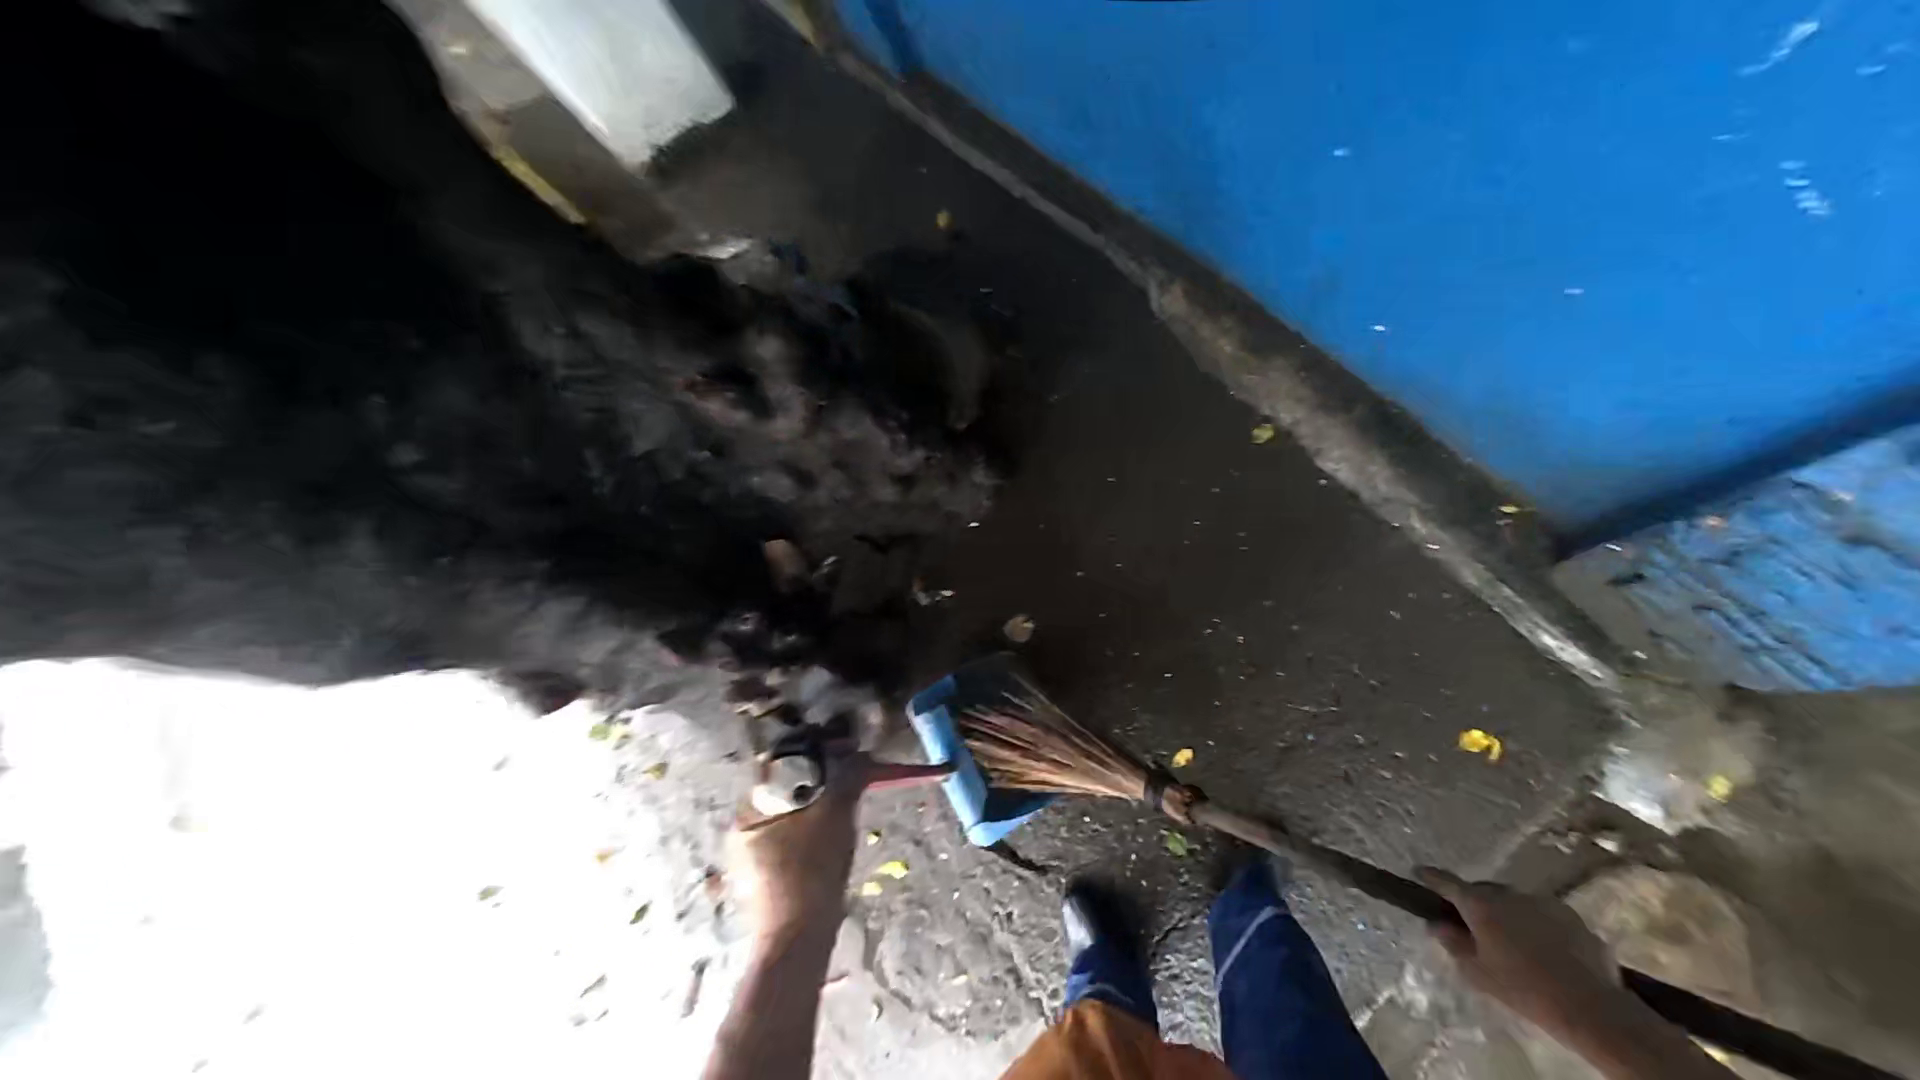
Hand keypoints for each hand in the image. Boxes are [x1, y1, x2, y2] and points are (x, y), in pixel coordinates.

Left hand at [730, 749, 948, 944]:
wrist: (798, 940)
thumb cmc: (812, 871)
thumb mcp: (836, 815)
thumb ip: (848, 778)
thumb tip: (860, 753)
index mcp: (749, 810)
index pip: (779, 766)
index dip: (812, 756)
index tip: (840, 756)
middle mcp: (740, 830)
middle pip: (783, 790)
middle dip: (816, 784)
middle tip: (845, 787)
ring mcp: (747, 858)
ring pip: (787, 816)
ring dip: (814, 809)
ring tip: (842, 815)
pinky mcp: (760, 880)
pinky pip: (787, 841)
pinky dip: (808, 834)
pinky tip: (828, 845)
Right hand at [1416, 867, 1622, 1037]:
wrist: (1593, 1009)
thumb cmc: (1524, 989)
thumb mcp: (1477, 972)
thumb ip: (1452, 943)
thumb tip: (1436, 924)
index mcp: (1479, 904)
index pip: (1446, 881)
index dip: (1429, 876)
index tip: (1418, 872)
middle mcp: (1508, 894)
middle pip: (1483, 890)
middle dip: (1476, 902)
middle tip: (1476, 925)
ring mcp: (1543, 903)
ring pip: (1515, 901)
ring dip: (1508, 913)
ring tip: (1515, 940)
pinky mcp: (1573, 917)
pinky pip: (1544, 915)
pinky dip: (1538, 925)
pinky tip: (1546, 949)